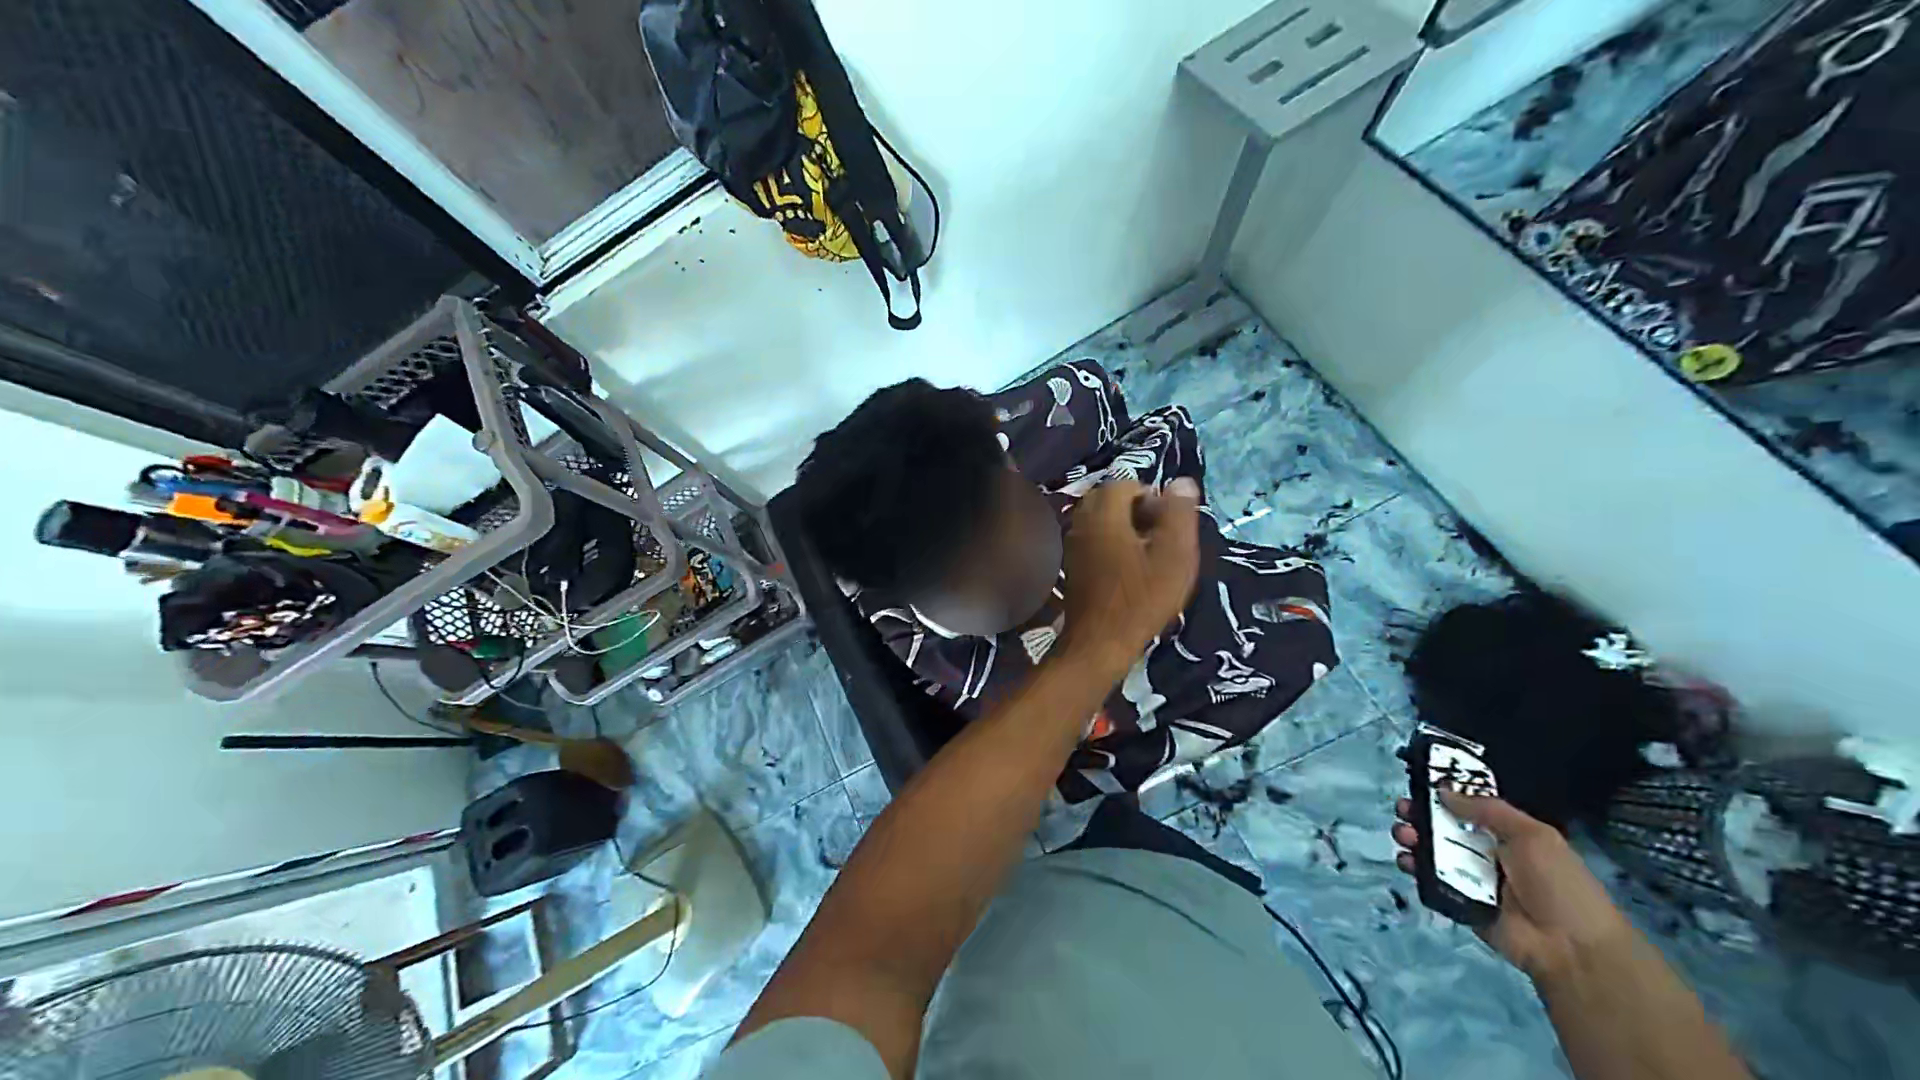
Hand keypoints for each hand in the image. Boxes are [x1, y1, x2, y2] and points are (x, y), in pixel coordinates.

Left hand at [1057, 477, 1200, 675]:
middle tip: (1160, 539)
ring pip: (1101, 521)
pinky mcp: (1071, 565)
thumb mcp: (1174, 555)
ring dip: (1125, 530)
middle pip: (1110, 500)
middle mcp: (1081, 522)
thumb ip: (1179, 514)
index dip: (1152, 498)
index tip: (1168, 525)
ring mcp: (1072, 544)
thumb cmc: (1141, 599)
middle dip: (1137, 511)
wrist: (1100, 643)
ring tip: (1148, 556)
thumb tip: (1182, 482)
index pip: (1126, 484)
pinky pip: (1094, 541)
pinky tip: (1129, 571)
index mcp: (1103, 513)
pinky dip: (1112, 545)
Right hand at [1393, 793, 1633, 983]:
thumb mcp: (1533, 836)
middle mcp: (1485, 852)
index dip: (1443, 796)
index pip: (1467, 808)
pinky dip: (1412, 867)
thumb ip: (1488, 810)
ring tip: (1404, 835)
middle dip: (1419, 814)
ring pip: (1430, 850)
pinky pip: (1428, 879)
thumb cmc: (1559, 885)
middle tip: (1404, 810)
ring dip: (1411, 837)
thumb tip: (1444, 790)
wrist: (1571, 948)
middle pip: (1443, 826)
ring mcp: (1470, 878)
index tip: (1420, 787)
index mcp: (1506, 834)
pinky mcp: (1457, 900)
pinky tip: (1406, 860)